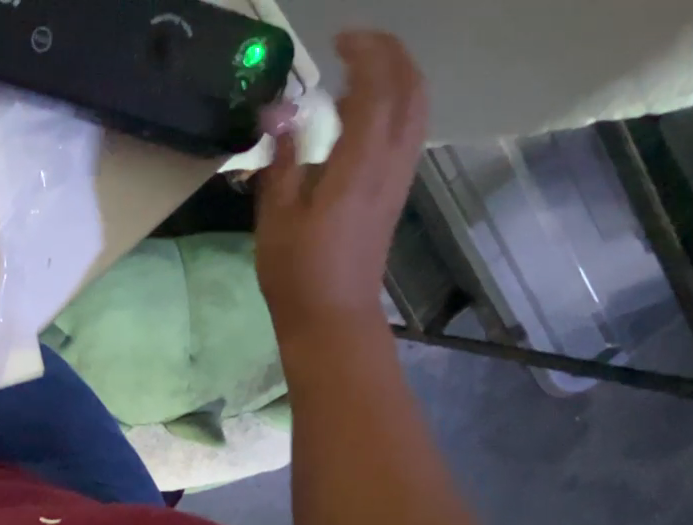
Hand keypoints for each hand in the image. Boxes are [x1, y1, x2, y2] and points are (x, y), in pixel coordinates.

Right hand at [254, 31, 427, 332]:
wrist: (332, 315)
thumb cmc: (297, 272)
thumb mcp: (275, 218)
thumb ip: (281, 161)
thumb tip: (278, 112)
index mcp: (359, 165)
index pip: (378, 89)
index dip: (365, 54)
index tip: (338, 40)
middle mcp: (390, 162)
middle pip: (410, 89)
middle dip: (389, 56)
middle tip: (353, 46)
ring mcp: (398, 177)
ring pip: (416, 108)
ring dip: (396, 79)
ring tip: (358, 74)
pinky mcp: (395, 191)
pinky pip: (408, 131)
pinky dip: (394, 106)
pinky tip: (362, 116)